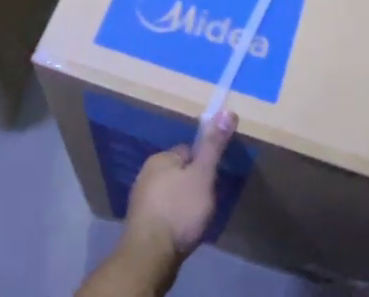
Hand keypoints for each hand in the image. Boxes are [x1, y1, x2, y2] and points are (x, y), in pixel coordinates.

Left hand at [124, 110, 238, 256]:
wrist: (150, 256)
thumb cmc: (179, 210)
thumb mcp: (203, 175)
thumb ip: (214, 145)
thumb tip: (227, 110)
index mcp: (160, 158)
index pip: (189, 151)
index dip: (205, 163)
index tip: (215, 179)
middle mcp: (146, 174)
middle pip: (179, 172)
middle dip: (194, 184)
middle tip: (208, 200)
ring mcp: (141, 200)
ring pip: (171, 193)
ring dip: (184, 202)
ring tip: (197, 217)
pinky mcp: (141, 224)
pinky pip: (164, 212)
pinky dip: (175, 217)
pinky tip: (183, 229)